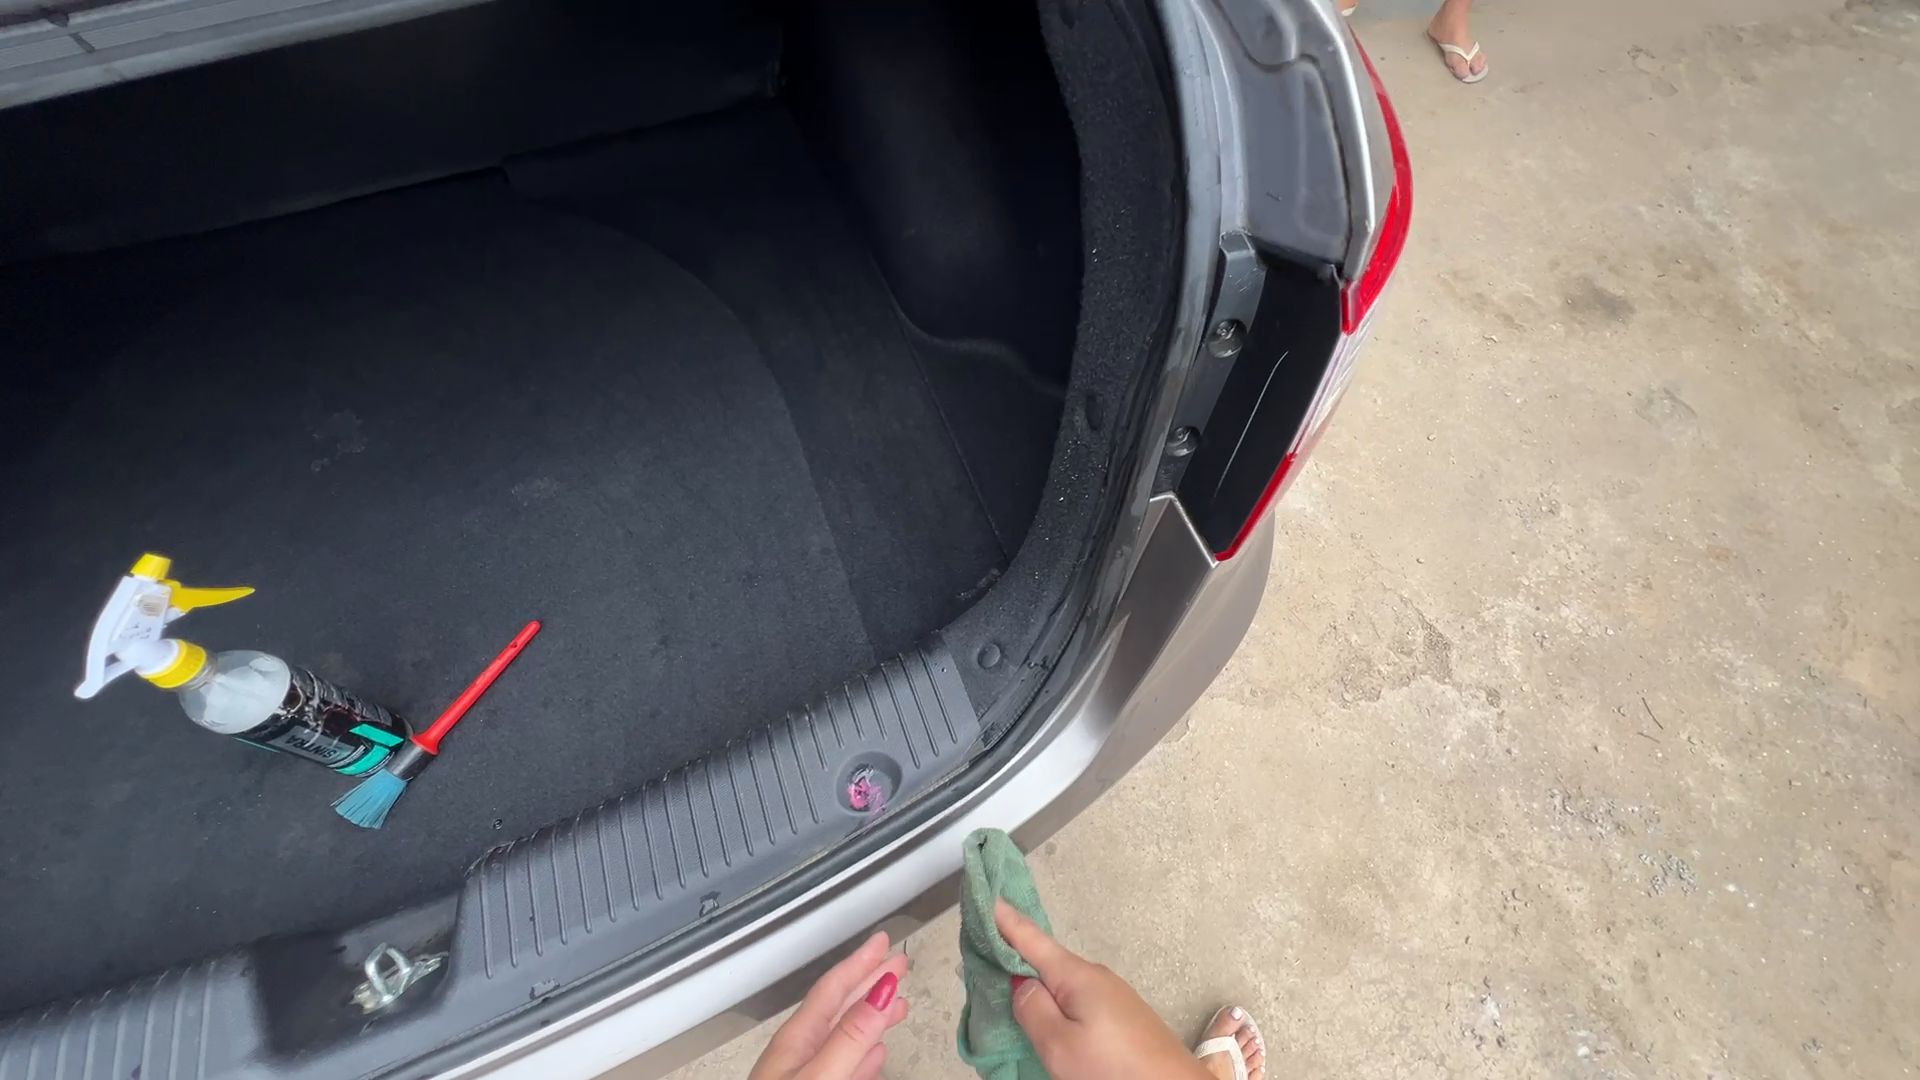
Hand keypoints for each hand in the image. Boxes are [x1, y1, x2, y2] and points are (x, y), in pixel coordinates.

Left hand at [749, 931, 910, 1079]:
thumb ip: (849, 1038)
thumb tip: (884, 988)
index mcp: (796, 1042)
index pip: (833, 989)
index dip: (860, 961)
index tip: (885, 940)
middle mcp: (798, 1057)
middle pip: (839, 1007)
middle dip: (870, 982)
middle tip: (902, 964)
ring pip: (844, 1038)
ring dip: (873, 1017)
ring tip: (902, 1005)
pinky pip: (844, 1069)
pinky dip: (864, 1056)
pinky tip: (876, 1058)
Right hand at [996, 898, 1207, 1079]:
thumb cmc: (1115, 1070)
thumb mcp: (1061, 1047)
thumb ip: (1033, 1010)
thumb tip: (1021, 982)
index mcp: (1076, 974)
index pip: (1031, 937)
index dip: (1005, 918)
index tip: (985, 895)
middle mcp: (1094, 976)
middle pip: (1045, 960)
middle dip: (1016, 956)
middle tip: (983, 955)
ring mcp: (1112, 996)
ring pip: (1062, 984)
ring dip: (1036, 984)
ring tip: (1010, 995)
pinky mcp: (1123, 1018)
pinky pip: (1078, 1001)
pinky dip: (1057, 1003)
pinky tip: (1050, 1020)